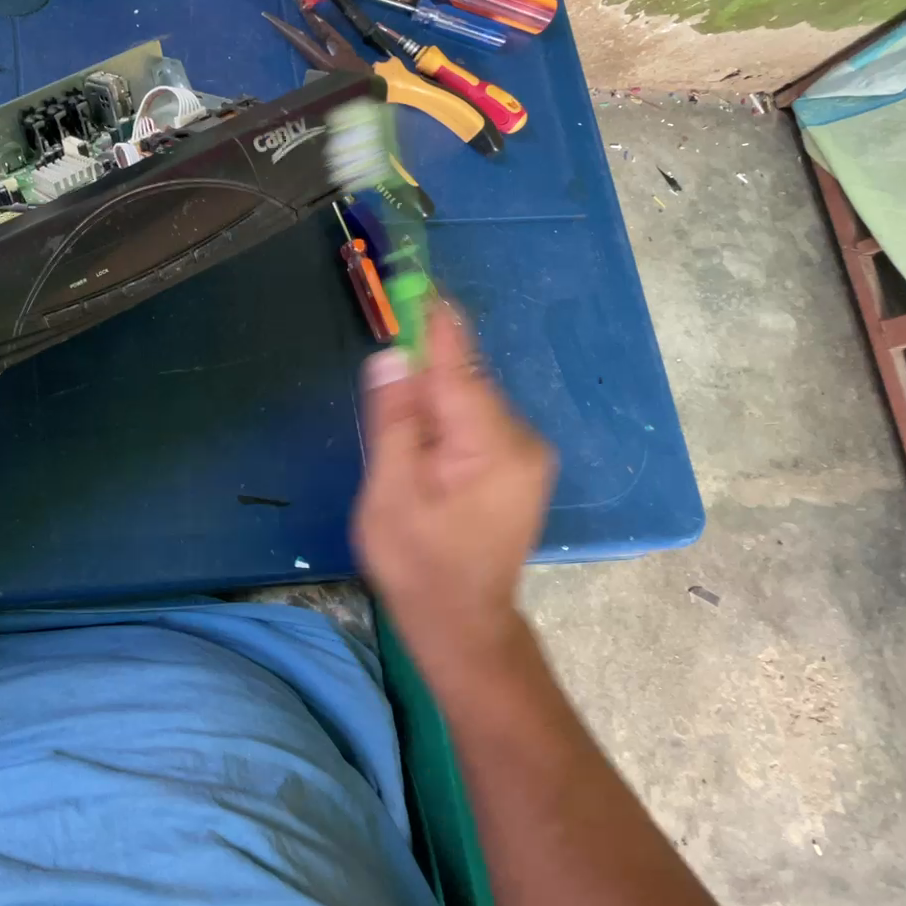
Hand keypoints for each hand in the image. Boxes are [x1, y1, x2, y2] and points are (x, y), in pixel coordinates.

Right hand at [352, 302, 554, 656]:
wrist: (462, 623)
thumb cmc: (418, 562)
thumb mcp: (391, 491)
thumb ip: (393, 420)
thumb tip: (391, 356)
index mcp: (490, 443)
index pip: (458, 364)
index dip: (433, 322)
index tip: (416, 281)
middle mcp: (520, 440)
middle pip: (462, 382)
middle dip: (421, 374)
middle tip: (381, 383)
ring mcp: (525, 455)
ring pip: (467, 404)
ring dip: (429, 404)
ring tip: (397, 443)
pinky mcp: (517, 469)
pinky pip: (475, 426)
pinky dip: (443, 423)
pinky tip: (420, 452)